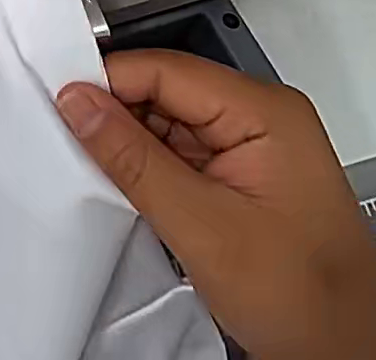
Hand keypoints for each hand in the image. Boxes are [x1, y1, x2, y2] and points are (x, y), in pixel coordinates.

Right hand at [56, 51, 375, 359]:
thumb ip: (132, 158)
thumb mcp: (202, 227)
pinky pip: (174, 144)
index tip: (66, 102)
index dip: (110, 82)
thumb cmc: (309, 304)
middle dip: (117, 113)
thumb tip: (80, 102)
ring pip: (163, 116)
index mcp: (264, 110)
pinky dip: (145, 161)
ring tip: (111, 174)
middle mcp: (257, 114)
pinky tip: (133, 184)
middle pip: (162, 88)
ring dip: (130, 141)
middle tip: (77, 140)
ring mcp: (246, 139)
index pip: (165, 70)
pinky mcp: (234, 164)